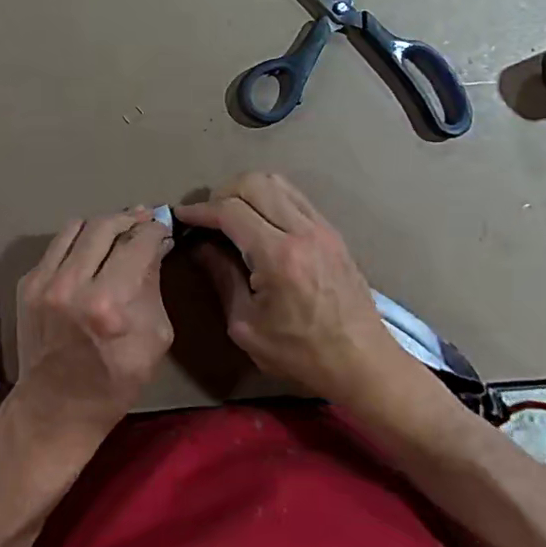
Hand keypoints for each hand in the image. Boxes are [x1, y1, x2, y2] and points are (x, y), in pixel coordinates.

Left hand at [12, 208, 173, 436]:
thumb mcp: (154, 339)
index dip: (155, 230)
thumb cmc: (114, 380)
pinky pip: (56, 246)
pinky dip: (77, 243)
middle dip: (129, 218)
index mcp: (108, 304)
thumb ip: (153, 287)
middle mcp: (72, 285)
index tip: (162, 228)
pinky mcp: (27, 283)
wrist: (55, 406)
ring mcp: (44, 282)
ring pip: (76, 227)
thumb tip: (154, 247)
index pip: (138, 245)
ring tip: (116, 231)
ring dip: (101, 226)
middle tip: (142, 219)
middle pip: (104, 226)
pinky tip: (89, 254)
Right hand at [176, 173, 417, 402]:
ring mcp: (322, 228)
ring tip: (231, 216)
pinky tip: (258, 223)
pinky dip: (269, 199)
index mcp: (278, 256)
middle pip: (253, 183)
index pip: (230, 211)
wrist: (364, 364)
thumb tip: (199, 246)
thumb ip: (221, 277)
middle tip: (207, 218)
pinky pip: (294, 197)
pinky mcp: (332, 232)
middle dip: (222, 194)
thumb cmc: (301, 354)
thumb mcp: (246, 325)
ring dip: (247, 191)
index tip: (181, 216)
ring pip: (276, 182)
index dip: (200, 210)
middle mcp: (303, 232)